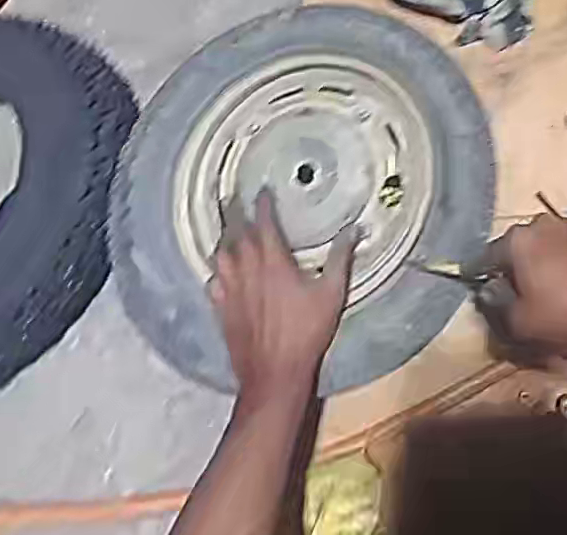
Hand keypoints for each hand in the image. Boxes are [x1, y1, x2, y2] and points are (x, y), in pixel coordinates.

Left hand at [209, 189, 357, 394]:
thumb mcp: (332, 292)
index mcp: (273, 263)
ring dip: (223, 239)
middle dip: (235, 214)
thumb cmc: (306, 330)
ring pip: (219, 257)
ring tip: (227, 229)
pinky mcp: (221, 311)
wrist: (274, 375)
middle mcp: (246, 272)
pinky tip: (221, 270)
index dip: (262, 205)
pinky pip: (212, 281)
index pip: (263, 224)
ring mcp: (230, 292)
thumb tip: (353, 229)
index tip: (262, 191)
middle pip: (235, 235)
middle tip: (233, 198)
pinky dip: (217, 269)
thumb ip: (340, 257)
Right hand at [479, 214, 566, 356]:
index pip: (485, 257)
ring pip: (542, 244)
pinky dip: (564, 260)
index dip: (481, 277)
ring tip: (546, 288)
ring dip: (540, 261)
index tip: (481, 292)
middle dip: (513, 268)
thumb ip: (495, 306)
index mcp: (516, 240)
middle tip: (515, 294)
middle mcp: (539, 223)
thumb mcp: (520, 324)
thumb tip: (488, 292)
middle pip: (516, 247)